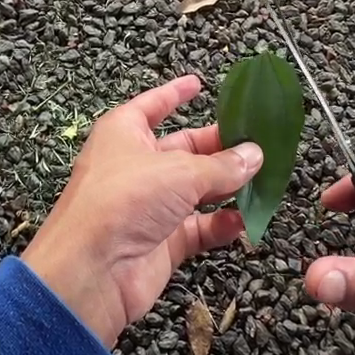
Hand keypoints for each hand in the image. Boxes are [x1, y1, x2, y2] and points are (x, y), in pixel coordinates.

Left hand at [22, 75, 263, 347]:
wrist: (92, 270)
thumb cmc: (124, 199)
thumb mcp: (178, 171)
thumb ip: (221, 165)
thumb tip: (255, 155)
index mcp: (125, 132)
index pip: (153, 105)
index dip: (175, 94)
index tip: (199, 84)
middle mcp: (136, 164)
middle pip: (183, 149)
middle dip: (218, 146)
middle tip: (257, 141)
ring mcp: (149, 205)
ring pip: (195, 189)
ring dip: (227, 186)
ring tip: (263, 179)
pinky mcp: (161, 241)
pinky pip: (197, 227)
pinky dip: (219, 224)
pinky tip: (243, 220)